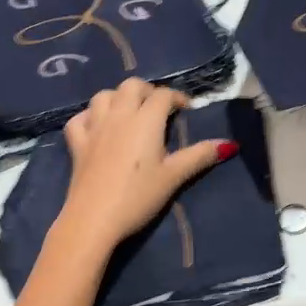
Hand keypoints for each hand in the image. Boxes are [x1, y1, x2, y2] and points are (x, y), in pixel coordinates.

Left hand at [52, 79, 232, 252]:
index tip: (186, 110)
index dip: (177, 98)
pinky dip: (89, 116)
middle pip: (131, 86)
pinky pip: (79, 119)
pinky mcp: (76, 144)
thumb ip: (199, 156)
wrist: (94, 219)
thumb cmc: (138, 196)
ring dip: (118, 98)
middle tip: (158, 108)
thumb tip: (229, 144)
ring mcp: (94, 128)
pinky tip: (97, 127)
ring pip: (103, 96)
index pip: (163, 95)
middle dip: (147, 91)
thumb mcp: (174, 176)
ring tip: (129, 113)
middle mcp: (119, 115)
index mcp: (145, 120)